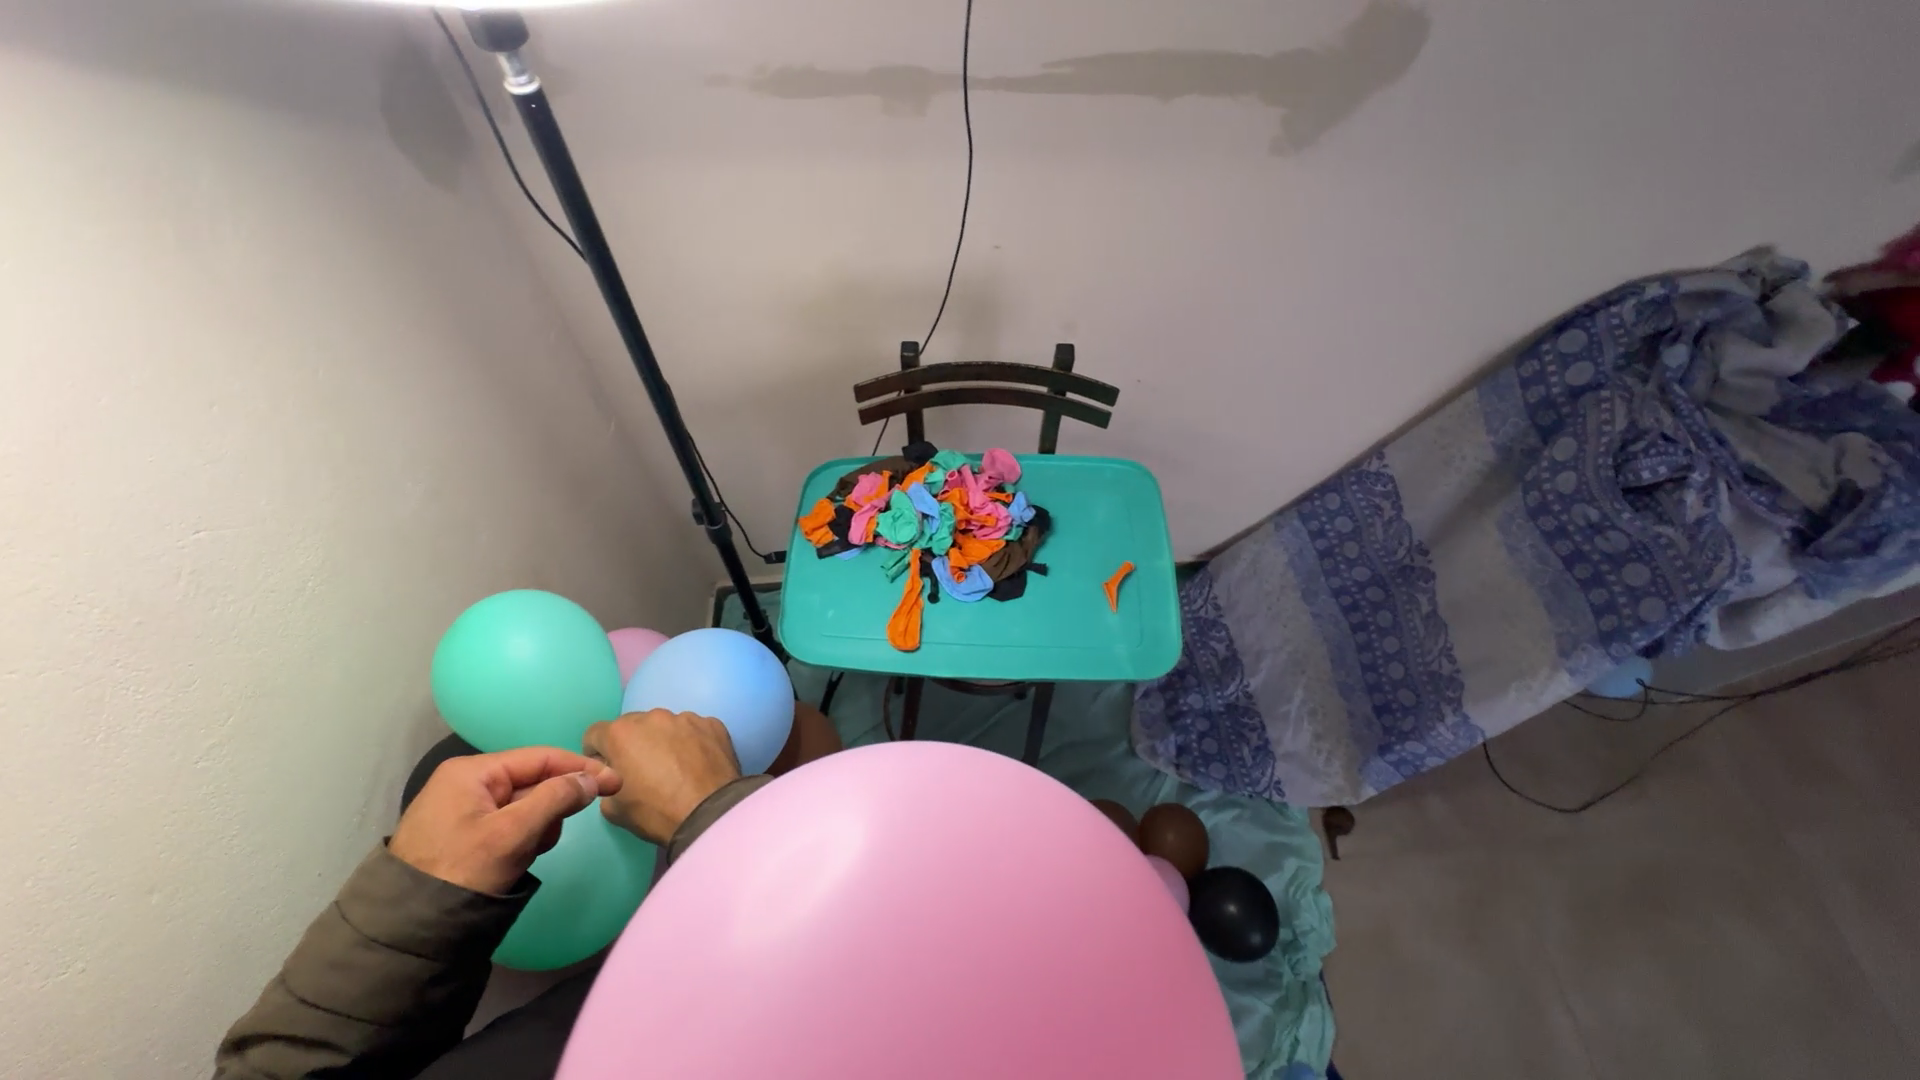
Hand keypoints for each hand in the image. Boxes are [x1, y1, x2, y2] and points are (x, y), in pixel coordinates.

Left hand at [389, 747, 621, 895]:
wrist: (407, 931)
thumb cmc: (461, 871)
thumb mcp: (513, 833)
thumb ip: (557, 798)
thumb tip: (593, 778)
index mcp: (472, 772)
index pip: (542, 757)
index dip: (581, 768)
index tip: (616, 781)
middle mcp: (467, 783)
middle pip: (534, 781)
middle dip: (552, 806)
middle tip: (555, 834)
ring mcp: (464, 808)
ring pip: (525, 805)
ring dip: (538, 826)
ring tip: (530, 851)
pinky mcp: (465, 833)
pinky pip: (510, 824)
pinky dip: (524, 838)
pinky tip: (519, 858)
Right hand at [583, 710, 741, 844]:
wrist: (709, 813)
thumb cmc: (655, 812)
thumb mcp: (612, 808)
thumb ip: (606, 780)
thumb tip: (616, 771)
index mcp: (621, 734)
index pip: (596, 734)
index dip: (598, 751)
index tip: (608, 767)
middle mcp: (652, 717)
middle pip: (633, 725)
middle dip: (632, 743)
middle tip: (643, 768)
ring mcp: (685, 718)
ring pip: (666, 726)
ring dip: (664, 740)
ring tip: (676, 766)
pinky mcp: (712, 724)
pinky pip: (694, 730)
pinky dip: (692, 742)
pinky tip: (698, 763)